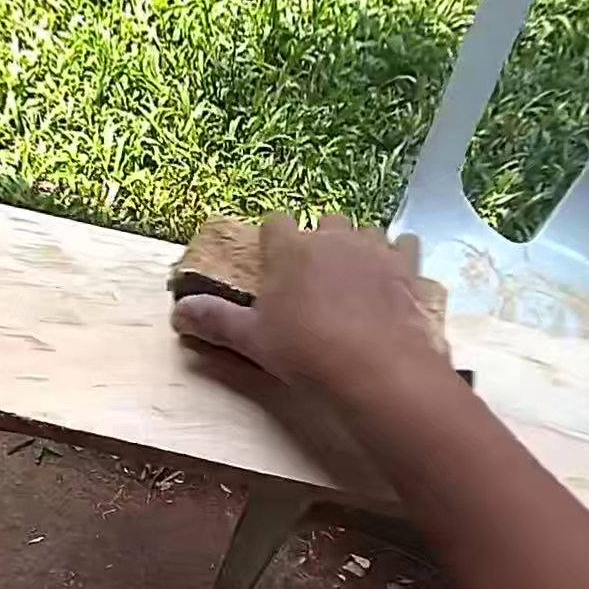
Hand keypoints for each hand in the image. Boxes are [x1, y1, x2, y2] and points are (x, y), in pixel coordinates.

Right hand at [169, 214, 447, 398]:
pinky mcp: (409, 270)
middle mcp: (334, 238)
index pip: (277, 224)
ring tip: (360, 276)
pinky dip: (401, 259)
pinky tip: (399, 278)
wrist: (377, 366)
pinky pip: (407, 247)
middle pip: (327, 221)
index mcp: (291, 248)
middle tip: (321, 275)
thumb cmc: (308, 352)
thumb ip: (217, 322)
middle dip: (324, 240)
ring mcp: (375, 250)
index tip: (278, 261)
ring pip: (368, 231)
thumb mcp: (255, 341)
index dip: (277, 241)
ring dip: (362, 246)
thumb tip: (179, 311)